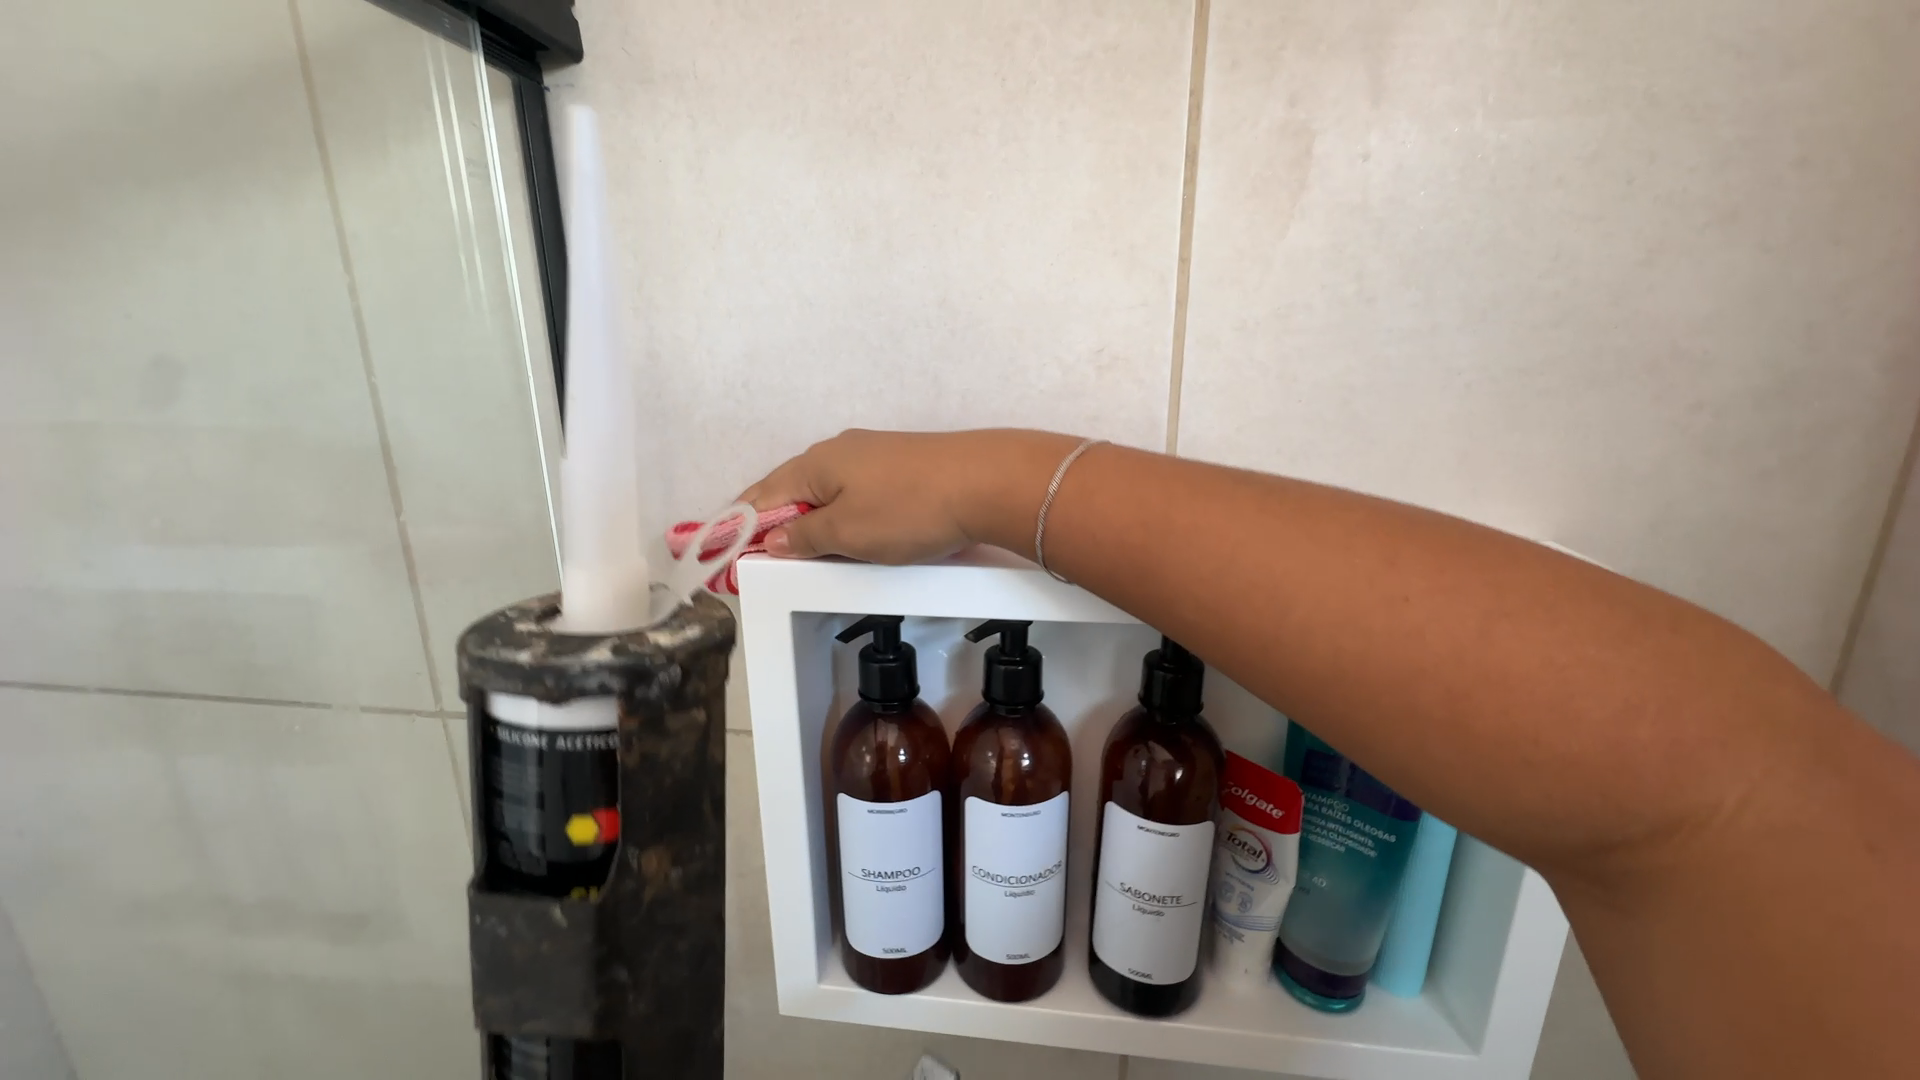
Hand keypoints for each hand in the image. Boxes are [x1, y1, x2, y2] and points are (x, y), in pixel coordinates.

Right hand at [737, 429, 1077, 563]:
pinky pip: (858, 493)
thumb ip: (804, 537)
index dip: (739, 525)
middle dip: (776, 524)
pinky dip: (844, 515)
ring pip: (829, 491)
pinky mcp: (905, 466)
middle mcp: (840, 450)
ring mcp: (876, 455)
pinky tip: (852, 534)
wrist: (987, 483)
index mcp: (815, 463)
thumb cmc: (908, 510)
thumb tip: (771, 540)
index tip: (723, 551)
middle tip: (763, 560)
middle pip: (794, 490)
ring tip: (805, 553)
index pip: (761, 495)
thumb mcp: (846, 533)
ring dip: (812, 521)